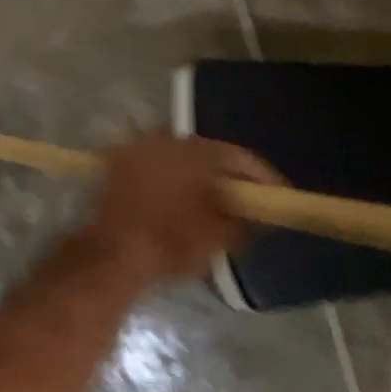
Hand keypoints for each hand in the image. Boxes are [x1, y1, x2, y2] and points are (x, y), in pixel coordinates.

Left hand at [82, 131, 282, 277]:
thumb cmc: (170, 243)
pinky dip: (170, 176)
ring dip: (197, 173)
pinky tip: (179, 197)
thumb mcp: (221, 237)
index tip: (278, 193)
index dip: (261, 175)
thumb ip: (245, 220)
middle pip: (206, 151)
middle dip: (226, 172)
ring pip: (178, 156)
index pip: (238, 155)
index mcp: (194, 151)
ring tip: (213, 198)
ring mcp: (136, 147)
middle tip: (245, 196)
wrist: (113, 252)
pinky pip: (154, 164)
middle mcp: (163, 139)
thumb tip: (259, 214)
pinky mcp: (116, 162)